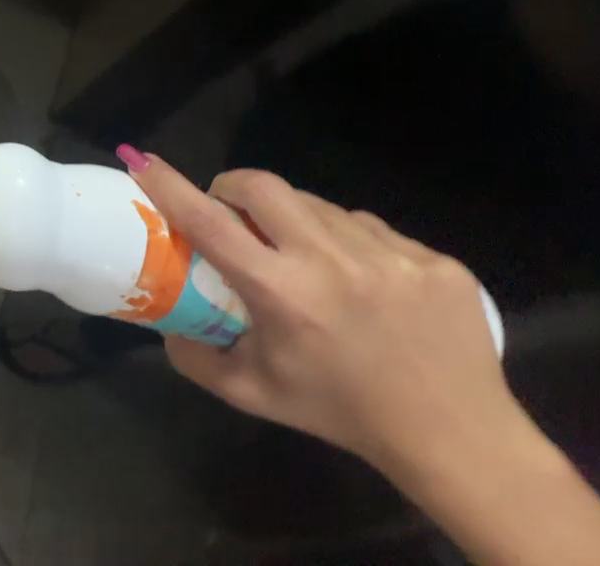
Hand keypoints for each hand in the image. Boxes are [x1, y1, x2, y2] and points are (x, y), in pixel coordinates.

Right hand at [123, 150, 518, 475]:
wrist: (456, 437)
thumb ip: (193, 354)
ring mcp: (390, 256)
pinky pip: (369, 228)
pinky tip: (359, 280)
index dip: (169, 186)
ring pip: (317, 205)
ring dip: (293, 219)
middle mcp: (332, 263)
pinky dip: (347, 241)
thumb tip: (167, 321)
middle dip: (233, 187)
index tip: (143, 162)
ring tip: (303, 257)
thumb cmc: (338, 411)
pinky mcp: (433, 260)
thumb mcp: (248, 392)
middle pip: (263, 186)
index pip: (209, 222)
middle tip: (229, 210)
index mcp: (280, 293)